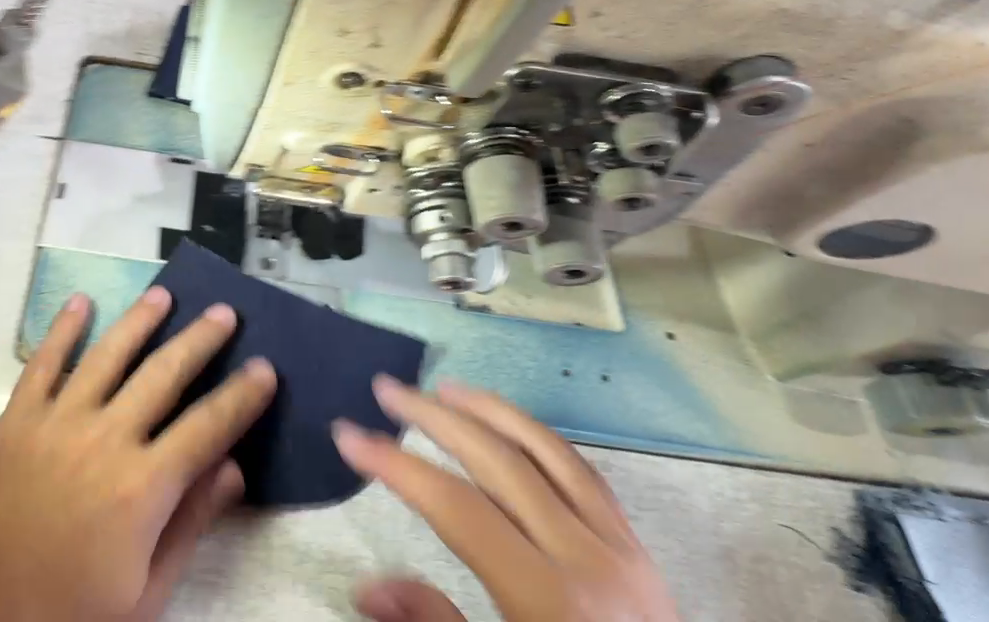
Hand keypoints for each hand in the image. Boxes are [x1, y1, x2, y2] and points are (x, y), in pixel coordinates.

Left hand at [0, 287, 277, 621]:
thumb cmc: (67, 614)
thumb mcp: (144, 594)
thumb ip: (189, 525)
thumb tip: (233, 468)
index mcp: (142, 486)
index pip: (208, 426)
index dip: (242, 395)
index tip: (266, 366)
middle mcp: (105, 438)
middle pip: (164, 374)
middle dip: (200, 340)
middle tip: (224, 312)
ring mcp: (56, 421)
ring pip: (108, 354)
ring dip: (140, 320)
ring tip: (165, 294)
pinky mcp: (15, 419)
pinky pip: (43, 362)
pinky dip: (62, 328)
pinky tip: (80, 301)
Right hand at [332, 377, 678, 621]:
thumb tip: (366, 588)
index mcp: (548, 601)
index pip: (457, 509)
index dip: (397, 466)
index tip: (348, 436)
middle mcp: (587, 559)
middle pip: (501, 463)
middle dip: (437, 418)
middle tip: (387, 390)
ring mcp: (621, 548)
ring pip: (549, 452)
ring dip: (491, 411)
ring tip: (444, 388)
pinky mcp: (639, 550)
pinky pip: (584, 473)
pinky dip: (539, 438)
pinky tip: (511, 427)